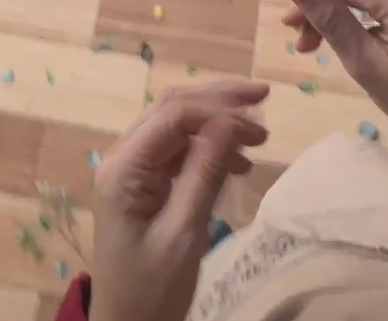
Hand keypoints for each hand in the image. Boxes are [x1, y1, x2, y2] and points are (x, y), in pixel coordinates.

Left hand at [90, 80, 268, 320]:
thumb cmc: (151, 291)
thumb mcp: (183, 233)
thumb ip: (205, 172)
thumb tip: (232, 121)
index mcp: (124, 166)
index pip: (173, 115)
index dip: (217, 110)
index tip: (259, 124)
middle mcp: (123, 156)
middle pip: (173, 107)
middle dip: (218, 99)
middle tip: (263, 95)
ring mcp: (133, 167)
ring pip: (177, 122)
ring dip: (217, 119)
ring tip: (259, 132)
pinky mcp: (145, 181)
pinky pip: (178, 148)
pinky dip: (210, 146)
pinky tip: (239, 160)